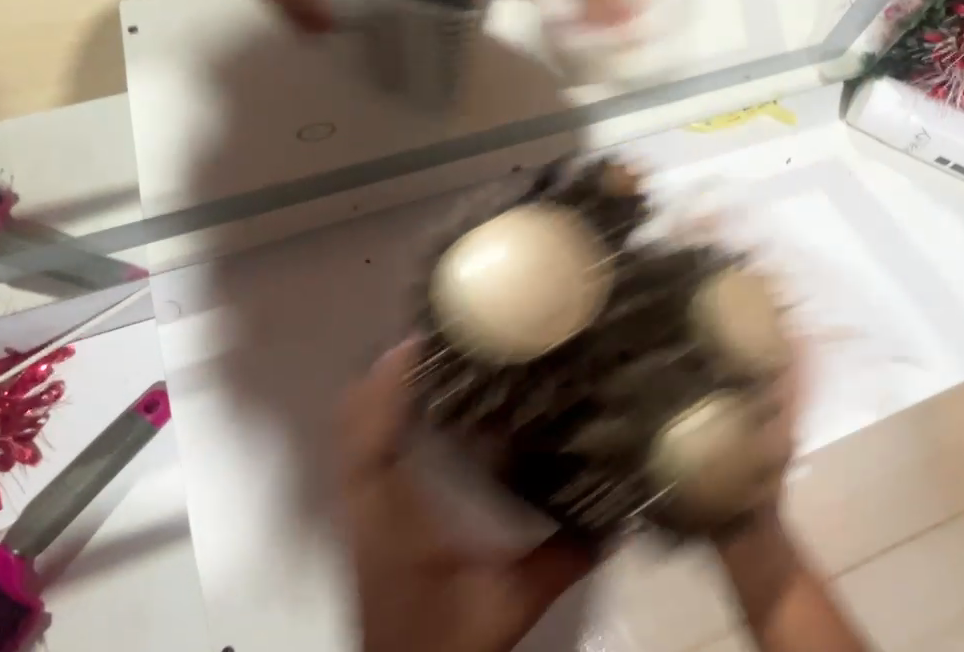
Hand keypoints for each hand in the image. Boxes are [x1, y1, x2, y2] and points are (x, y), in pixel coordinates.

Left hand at [339, 341, 597, 651]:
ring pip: (350, 435)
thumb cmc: (445, 641)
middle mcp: (365, 505)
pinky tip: (415, 412)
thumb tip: (613, 521)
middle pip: (351, 422)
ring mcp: (358, 512)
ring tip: (425, 363)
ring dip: (380, 394)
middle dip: (385, 374)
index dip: (390, 383)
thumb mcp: (507, 606)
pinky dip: (377, 419)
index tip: (419, 341)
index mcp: (393, 517)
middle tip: (431, 341)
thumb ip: (559, 561)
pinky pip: (358, 453)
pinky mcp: (362, 520)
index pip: (374, 436)